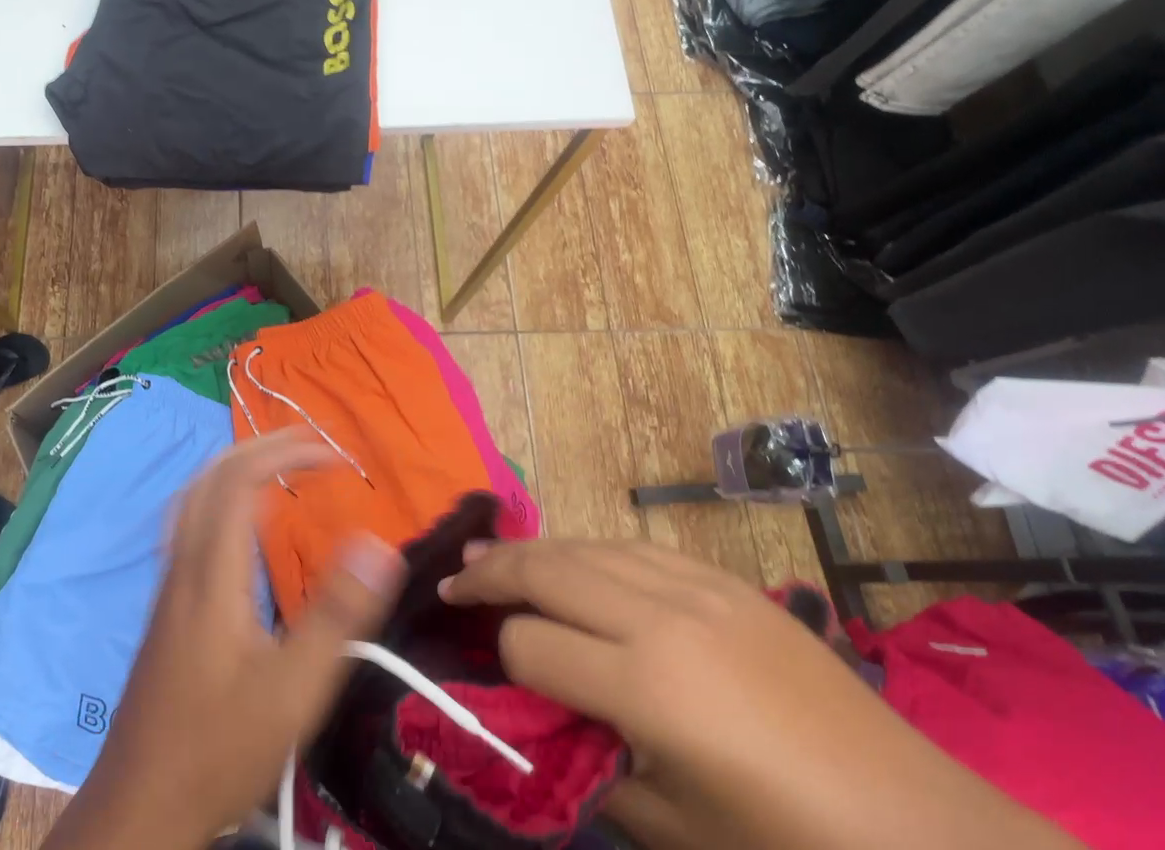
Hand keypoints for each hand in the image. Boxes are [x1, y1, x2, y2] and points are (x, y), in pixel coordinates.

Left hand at [42, 432, 404, 849]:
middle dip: (259, 449)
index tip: (335, 455)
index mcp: (212, 576)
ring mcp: (167, 591)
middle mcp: (182, 569)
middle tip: (310, 446)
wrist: (142, 800)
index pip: (239, 482)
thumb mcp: (293, 689)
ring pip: (190, 503)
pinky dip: (218, 503)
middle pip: (208, 481)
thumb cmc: (220, 746)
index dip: (285, 453)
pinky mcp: (165, 614)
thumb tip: (378, 543)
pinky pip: (187, 530)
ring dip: (233, 471)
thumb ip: (337, 616)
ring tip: (277, 468)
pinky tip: (238, 532)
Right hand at [439, 539, 1081, 849]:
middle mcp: (665, 619)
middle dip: (490, 575)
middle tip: (450, 581)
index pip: (530, 644)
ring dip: (533, 550)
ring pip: (589, 547)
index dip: (504, 662)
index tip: (499, 682)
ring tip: (490, 555)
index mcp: (646, 686)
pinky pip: (641, 548)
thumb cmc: (782, 841)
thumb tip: (532, 717)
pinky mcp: (734, 586)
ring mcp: (704, 592)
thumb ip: (582, 759)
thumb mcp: (664, 823)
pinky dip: (593, 550)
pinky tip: (577, 560)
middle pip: (548, 571)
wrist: (918, 826)